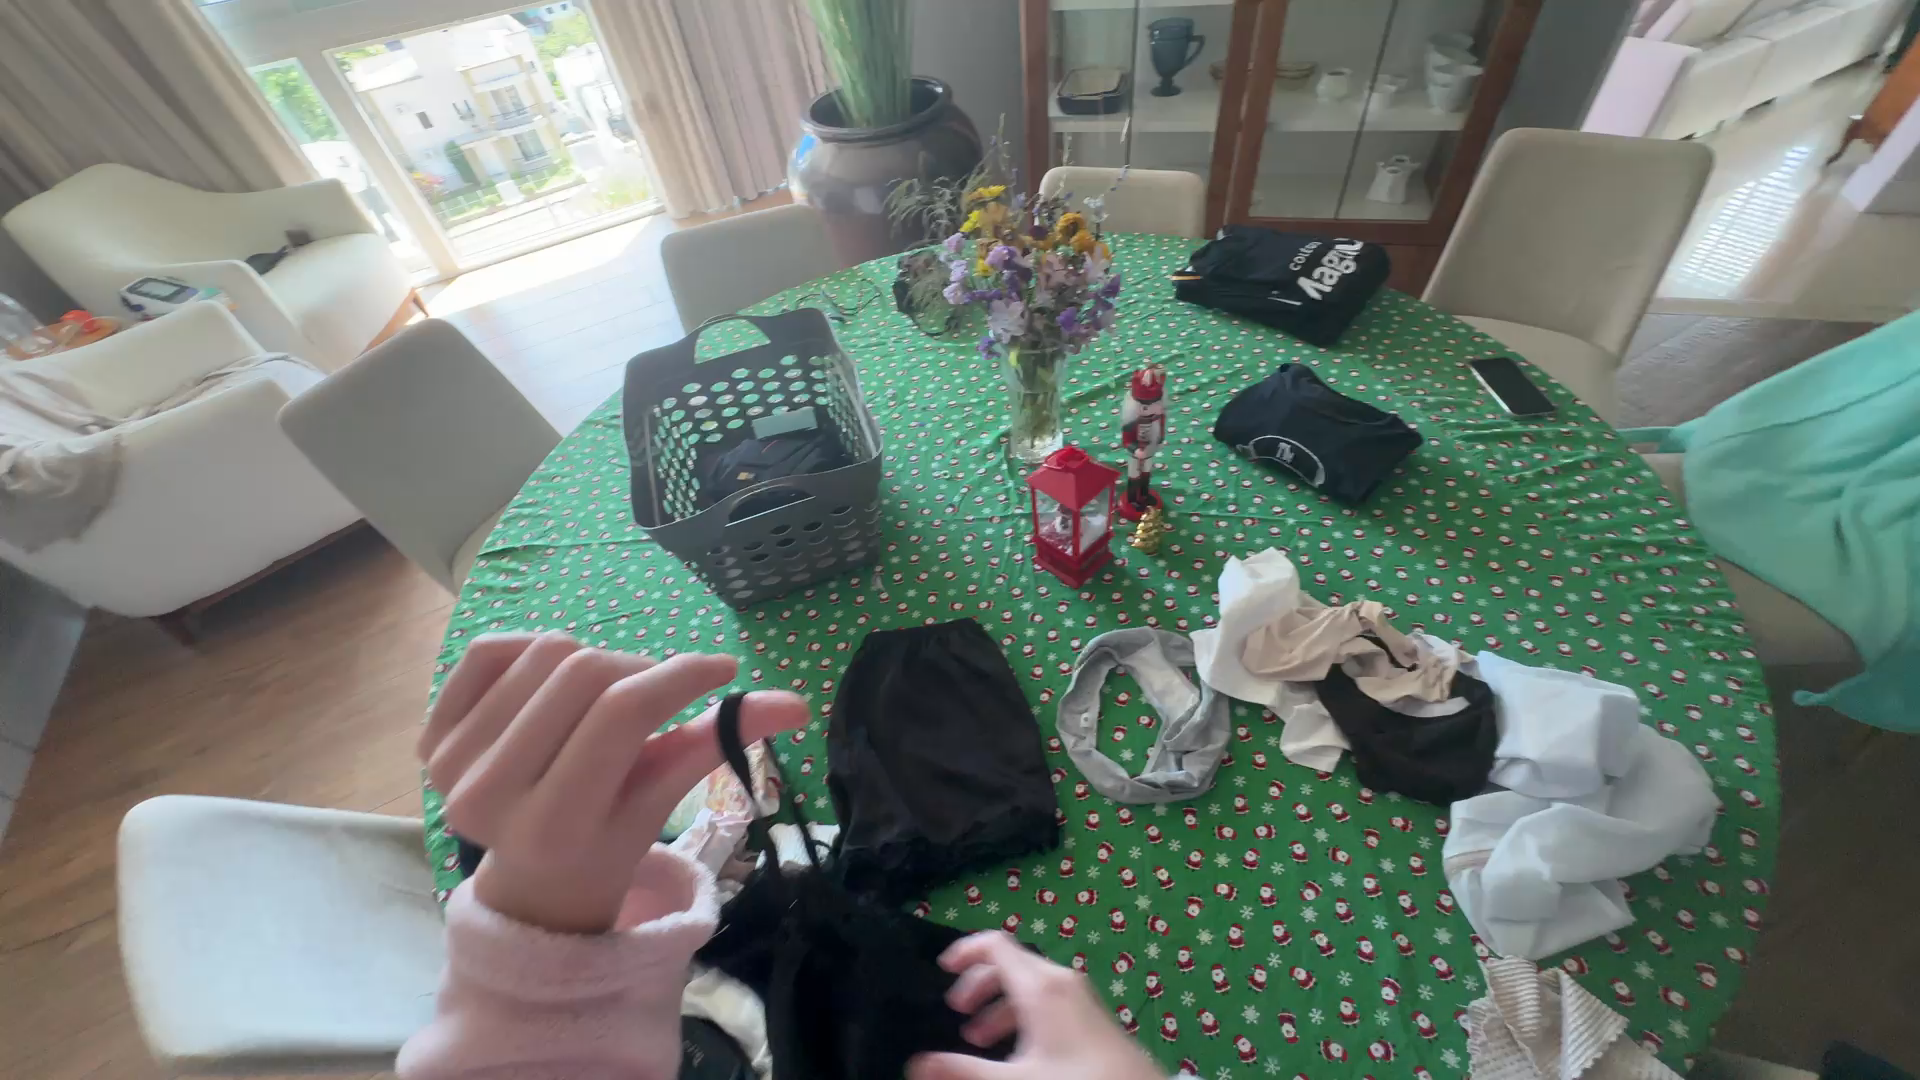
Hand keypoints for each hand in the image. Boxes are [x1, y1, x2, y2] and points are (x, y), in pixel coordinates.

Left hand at [419, 633, 808, 934]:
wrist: (533, 875)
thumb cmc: (611, 842)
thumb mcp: (665, 801)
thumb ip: (722, 745)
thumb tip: (798, 704)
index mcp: (554, 821)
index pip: (623, 712)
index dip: (682, 674)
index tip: (722, 668)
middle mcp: (485, 792)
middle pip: (585, 669)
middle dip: (642, 669)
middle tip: (661, 692)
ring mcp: (448, 763)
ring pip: (546, 650)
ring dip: (595, 663)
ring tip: (608, 701)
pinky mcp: (428, 735)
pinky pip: (492, 649)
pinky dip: (537, 652)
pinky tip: (556, 690)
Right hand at [910, 932, 1164, 1079]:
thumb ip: (964, 1070)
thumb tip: (916, 1063)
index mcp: (1039, 985)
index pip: (995, 944)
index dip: (965, 950)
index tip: (941, 970)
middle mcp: (1059, 979)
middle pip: (1010, 962)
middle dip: (979, 983)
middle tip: (956, 1012)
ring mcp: (1079, 994)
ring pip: (1029, 983)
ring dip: (999, 1003)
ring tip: (979, 1039)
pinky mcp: (1091, 1013)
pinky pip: (1048, 998)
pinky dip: (1023, 1012)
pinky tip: (1017, 1048)